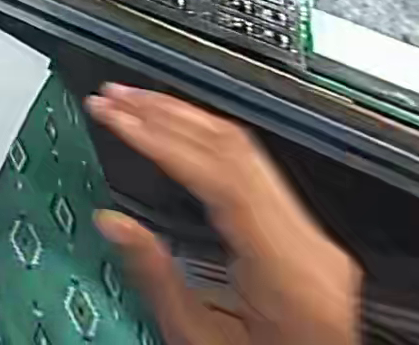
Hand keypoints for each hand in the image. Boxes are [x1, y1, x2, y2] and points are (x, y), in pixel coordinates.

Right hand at [86, 85, 360, 344]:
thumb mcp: (201, 339)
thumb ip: (156, 277)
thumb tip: (108, 220)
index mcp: (288, 272)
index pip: (220, 178)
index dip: (159, 138)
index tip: (110, 115)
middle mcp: (308, 244)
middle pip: (233, 151)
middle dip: (163, 114)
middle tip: (110, 97)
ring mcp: (310, 235)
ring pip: (242, 148)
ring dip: (179, 116)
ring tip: (129, 99)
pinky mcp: (299, 231)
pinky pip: (247, 162)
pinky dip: (199, 133)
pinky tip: (168, 124)